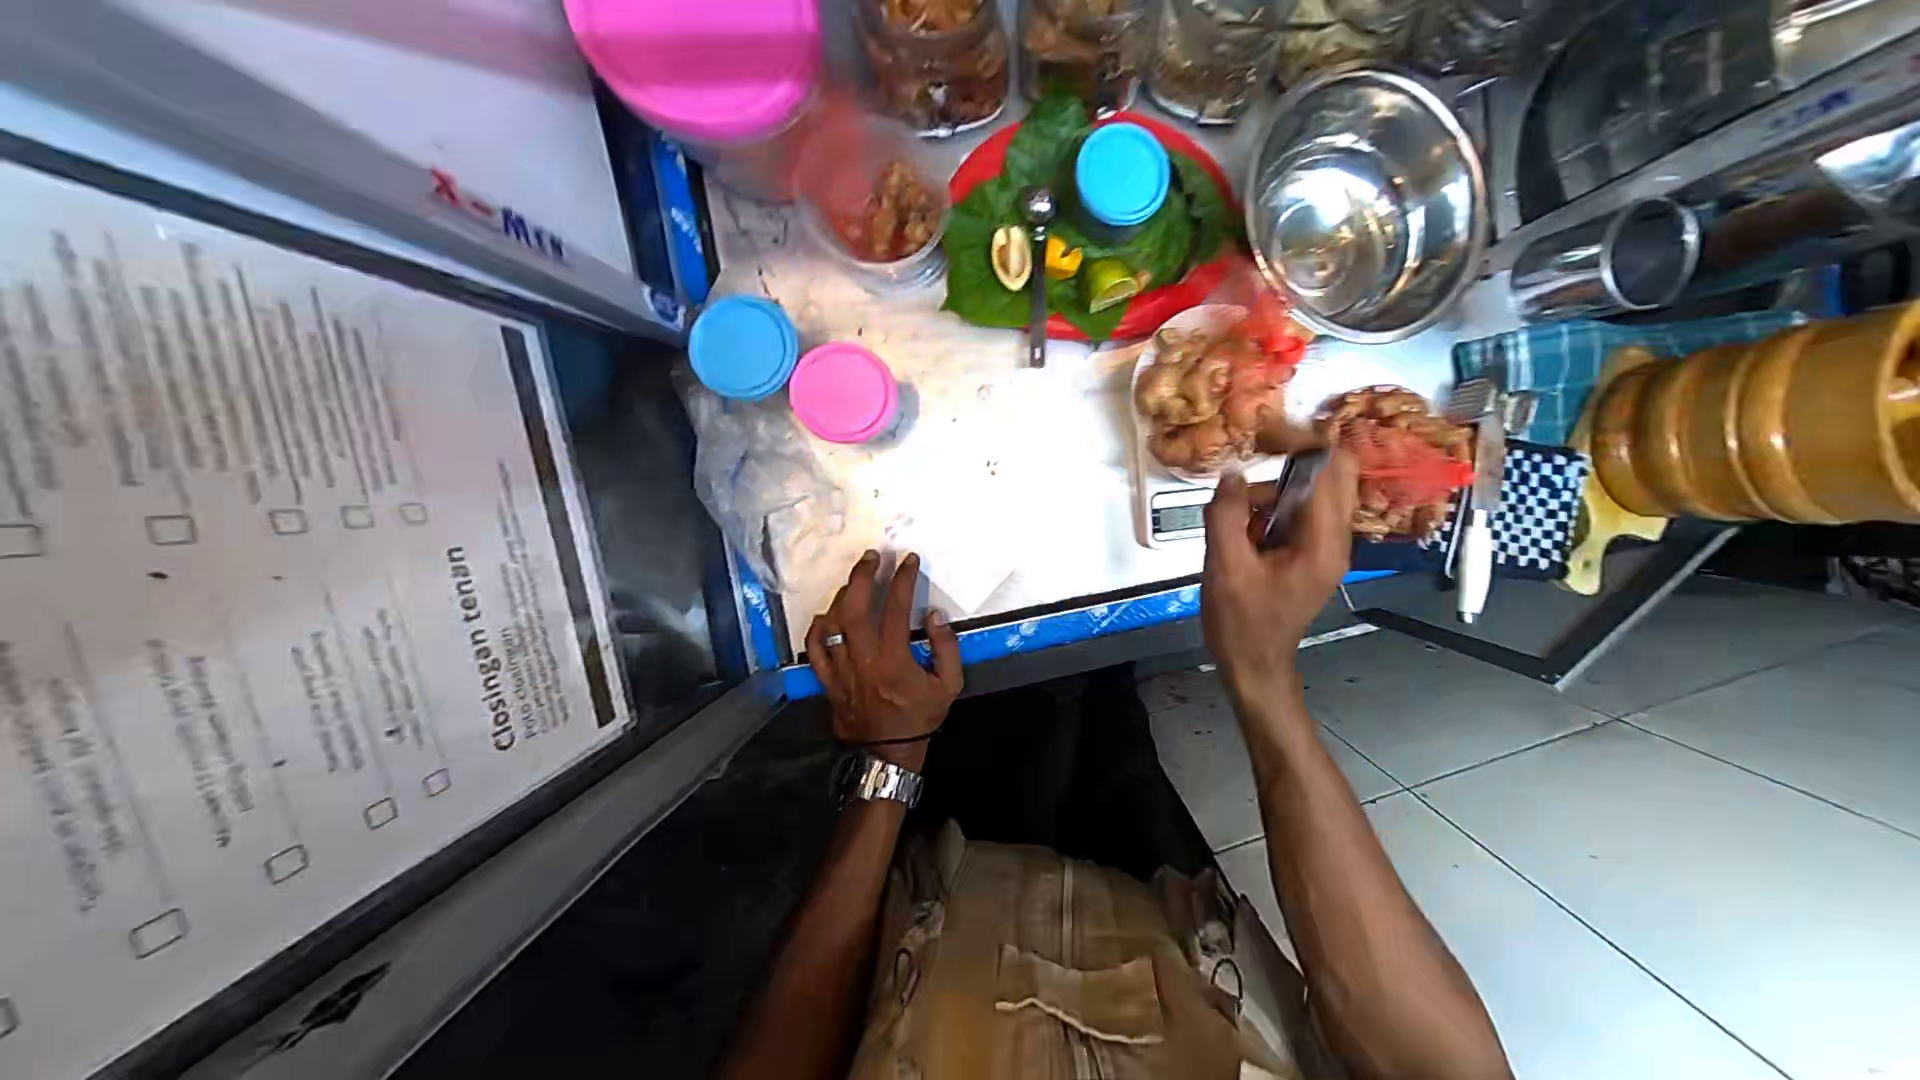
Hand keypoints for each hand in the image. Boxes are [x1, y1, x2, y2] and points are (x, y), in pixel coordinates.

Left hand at [806, 551, 962, 768]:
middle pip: (854, 607)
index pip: (895, 608)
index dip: (902, 579)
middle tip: (872, 557)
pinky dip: (818, 628)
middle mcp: (863, 659)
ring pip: (832, 623)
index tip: (908, 560)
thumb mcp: (949, 685)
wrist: (888, 752)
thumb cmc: (920, 717)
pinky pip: (814, 649)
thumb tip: (933, 615)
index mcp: (893, 660)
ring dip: (842, 595)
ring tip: (854, 579)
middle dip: (862, 576)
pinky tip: (827, 614)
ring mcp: (840, 670)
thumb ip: (946, 648)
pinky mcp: (827, 680)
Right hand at [1201, 451, 1358, 696]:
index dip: (1300, 442)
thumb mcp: (1224, 567)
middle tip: (1251, 459)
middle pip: (1333, 474)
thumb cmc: (1241, 623)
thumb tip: (1231, 474)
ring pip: (1314, 493)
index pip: (1330, 469)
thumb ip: (1226, 515)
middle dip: (1293, 459)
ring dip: (1275, 491)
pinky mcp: (1311, 555)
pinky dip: (1273, 510)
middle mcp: (1335, 540)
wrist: (1255, 667)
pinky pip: (1300, 514)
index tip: (1263, 433)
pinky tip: (1244, 533)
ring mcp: (1326, 548)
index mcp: (1323, 542)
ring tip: (1236, 517)